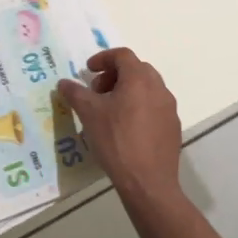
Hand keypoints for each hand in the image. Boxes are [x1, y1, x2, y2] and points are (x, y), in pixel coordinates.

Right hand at [56, 47, 181, 203]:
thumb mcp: (89, 114)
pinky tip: (127, 127)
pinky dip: (140, 106)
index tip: (89, 71)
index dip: (103, 58)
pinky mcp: (173, 127)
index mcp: (139, 79)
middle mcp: (159, 88)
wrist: (148, 183)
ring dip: (128, 90)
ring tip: (111, 109)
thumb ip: (75, 93)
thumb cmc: (116, 141)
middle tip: (98, 90)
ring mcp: (169, 109)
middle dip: (115, 74)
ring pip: (148, 88)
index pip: (122, 55)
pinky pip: (155, 106)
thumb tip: (64, 83)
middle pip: (137, 69)